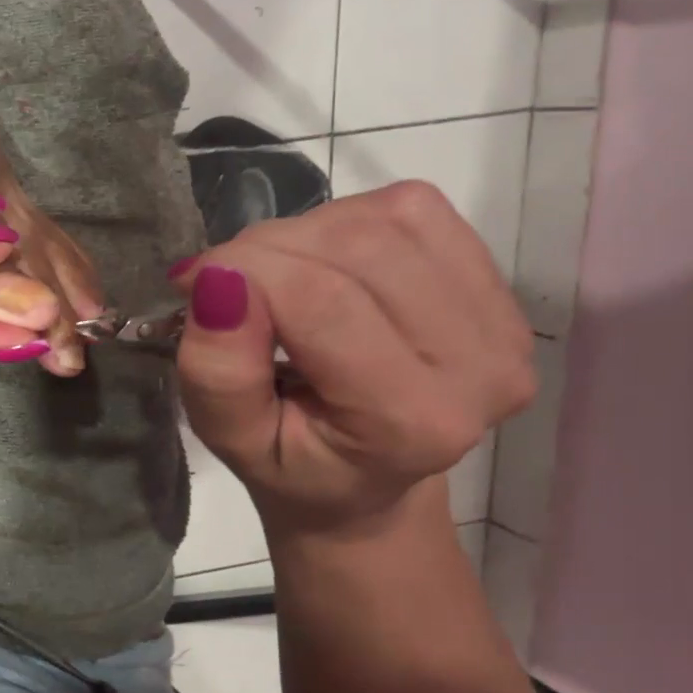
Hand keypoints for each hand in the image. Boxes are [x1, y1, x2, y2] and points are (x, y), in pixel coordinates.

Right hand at [171, 182, 536, 535]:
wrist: (366, 479)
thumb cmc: (289, 463)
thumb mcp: (229, 439)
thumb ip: (218, 373)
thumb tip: (217, 281)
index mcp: (410, 419)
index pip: (321, 300)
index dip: (241, 271)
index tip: (187, 280)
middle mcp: (481, 367)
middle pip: (356, 248)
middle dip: (264, 247)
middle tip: (220, 279)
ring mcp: (504, 322)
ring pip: (384, 220)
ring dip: (301, 233)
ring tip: (269, 275)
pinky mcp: (501, 287)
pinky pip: (413, 212)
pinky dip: (345, 221)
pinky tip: (323, 264)